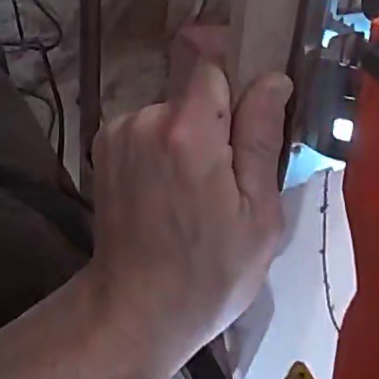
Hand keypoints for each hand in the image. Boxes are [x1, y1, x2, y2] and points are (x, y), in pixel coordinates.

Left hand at [82, 56, 293, 378]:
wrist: (131, 314)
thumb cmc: (208, 274)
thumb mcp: (258, 216)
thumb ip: (263, 137)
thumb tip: (274, 79)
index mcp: (189, 132)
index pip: (214, 64)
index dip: (236, 86)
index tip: (247, 120)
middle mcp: (147, 118)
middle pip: (195, 91)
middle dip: (215, 120)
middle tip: (224, 176)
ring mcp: (120, 128)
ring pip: (173, 108)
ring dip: (187, 134)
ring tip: (191, 189)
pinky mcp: (104, 140)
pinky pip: (149, 123)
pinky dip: (161, 144)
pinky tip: (163, 187)